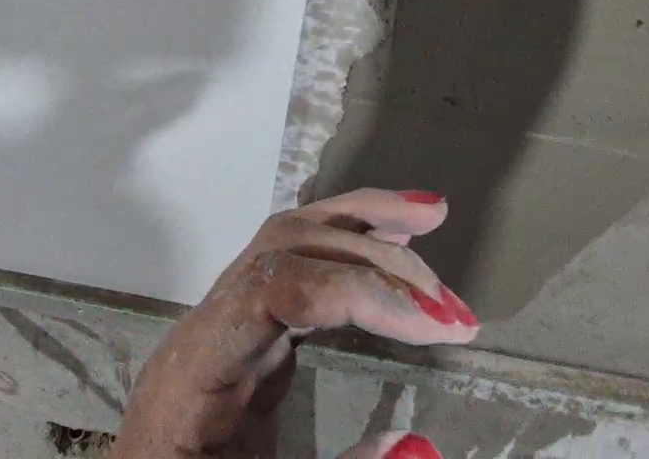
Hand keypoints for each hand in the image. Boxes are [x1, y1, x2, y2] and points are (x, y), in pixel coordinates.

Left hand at [110, 189, 478, 458]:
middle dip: (373, 257)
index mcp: (198, 361)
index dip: (357, 291)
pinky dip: (344, 247)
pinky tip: (386, 242)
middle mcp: (209, 319)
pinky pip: (295, 266)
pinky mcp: (246, 326)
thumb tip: (420, 444)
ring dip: (360, 225)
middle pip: (285, 247)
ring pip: (288, 239)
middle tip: (450, 306)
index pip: (274, 286)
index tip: (434, 326)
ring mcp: (226, 314)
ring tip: (429, 213)